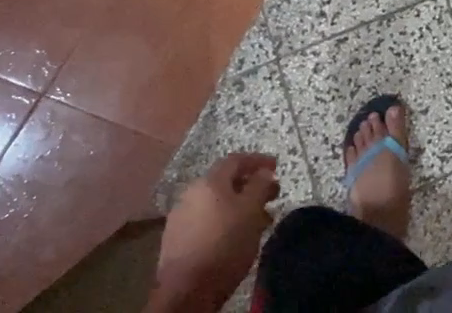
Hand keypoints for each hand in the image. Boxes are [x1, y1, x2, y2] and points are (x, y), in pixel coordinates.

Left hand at [152, 154, 279, 311]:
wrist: (186, 291)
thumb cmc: (225, 244)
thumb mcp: (251, 211)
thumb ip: (260, 186)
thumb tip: (263, 172)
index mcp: (209, 182)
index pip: (236, 160)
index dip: (258, 160)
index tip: (276, 167)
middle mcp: (191, 194)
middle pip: (225, 181)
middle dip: (250, 186)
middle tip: (271, 195)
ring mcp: (180, 218)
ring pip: (216, 202)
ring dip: (239, 205)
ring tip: (258, 219)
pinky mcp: (175, 240)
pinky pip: (206, 219)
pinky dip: (224, 220)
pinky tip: (236, 235)